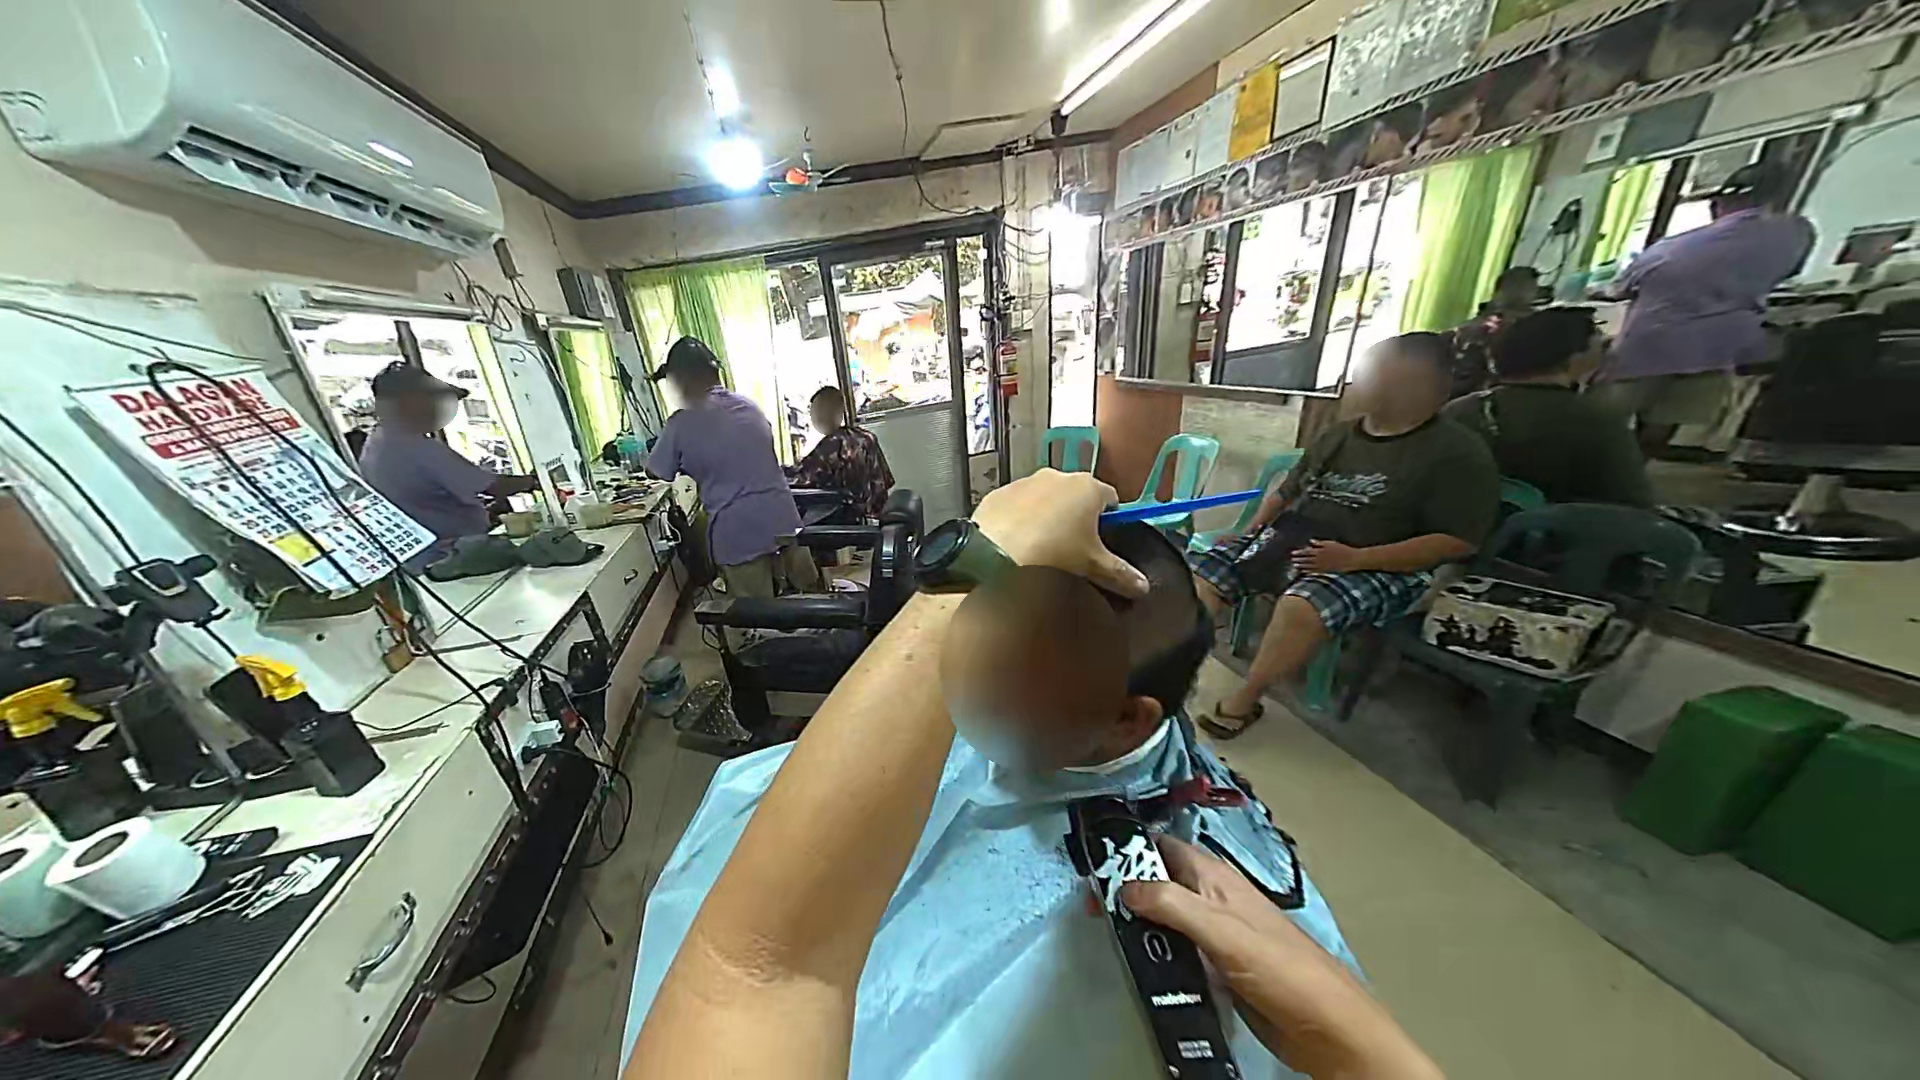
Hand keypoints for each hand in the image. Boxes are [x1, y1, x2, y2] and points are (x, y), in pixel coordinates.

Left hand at [972, 469, 1148, 597]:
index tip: (1104, 539)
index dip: (1110, 520)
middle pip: (1075, 496)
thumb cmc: (1052, 555)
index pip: (1110, 498)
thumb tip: (1142, 586)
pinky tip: (1014, 545)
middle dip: (1076, 517)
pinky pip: (1014, 506)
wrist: (994, 555)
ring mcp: (1024, 482)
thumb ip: (1121, 574)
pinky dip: (1017, 520)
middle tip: (1073, 548)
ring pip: (1043, 498)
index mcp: (1087, 487)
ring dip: (1045, 516)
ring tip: (1041, 549)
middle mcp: (1056, 476)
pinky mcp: (997, 495)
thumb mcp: (1093, 567)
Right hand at [1121, 837, 1442, 1079]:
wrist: (1328, 1028)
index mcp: (1211, 873)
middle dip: (1126, 888)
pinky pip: (1177, 947)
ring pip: (1165, 915)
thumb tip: (1122, 887)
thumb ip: (1170, 904)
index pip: (1159, 846)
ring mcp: (1214, 930)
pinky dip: (1156, 950)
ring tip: (1108, 934)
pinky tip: (1140, 963)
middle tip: (1095, 909)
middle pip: (1158, 879)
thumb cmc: (1276, 966)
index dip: (1128, 850)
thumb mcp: (1220, 930)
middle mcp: (1209, 894)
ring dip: (1139, 921)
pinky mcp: (1217, 963)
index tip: (1094, 866)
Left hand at [1293, 539, 1362, 573]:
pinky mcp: (1326, 571)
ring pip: (1309, 566)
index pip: (1307, 552)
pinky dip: (1308, 571)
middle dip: (1298, 560)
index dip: (1299, 553)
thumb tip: (1310, 541)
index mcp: (1320, 550)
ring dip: (1301, 566)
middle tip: (1292, 560)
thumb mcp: (1330, 543)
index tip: (1293, 553)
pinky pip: (1315, 571)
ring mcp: (1322, 565)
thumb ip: (1320, 543)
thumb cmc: (1342, 549)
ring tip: (1295, 565)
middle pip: (1306, 559)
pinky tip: (1304, 571)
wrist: (1352, 559)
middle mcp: (1320, 558)